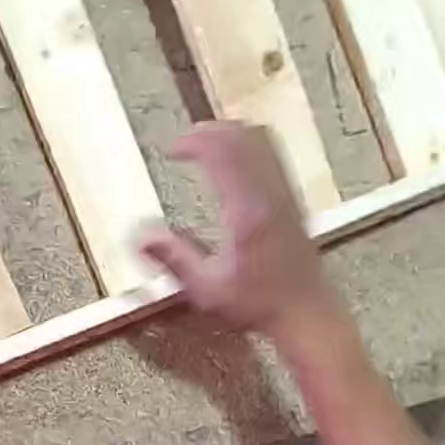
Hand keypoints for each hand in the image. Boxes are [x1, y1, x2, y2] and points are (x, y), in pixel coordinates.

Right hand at [136, 121, 341, 339]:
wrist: (304, 313)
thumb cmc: (258, 305)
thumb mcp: (207, 289)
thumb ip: (174, 260)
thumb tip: (140, 239)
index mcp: (246, 212)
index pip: (220, 154)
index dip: (194, 142)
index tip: (173, 148)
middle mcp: (268, 196)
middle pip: (242, 137)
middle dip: (211, 131)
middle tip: (187, 140)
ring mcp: (285, 196)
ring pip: (262, 141)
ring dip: (233, 134)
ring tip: (208, 143)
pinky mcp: (293, 202)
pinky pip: (275, 157)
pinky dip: (252, 147)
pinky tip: (238, 162)